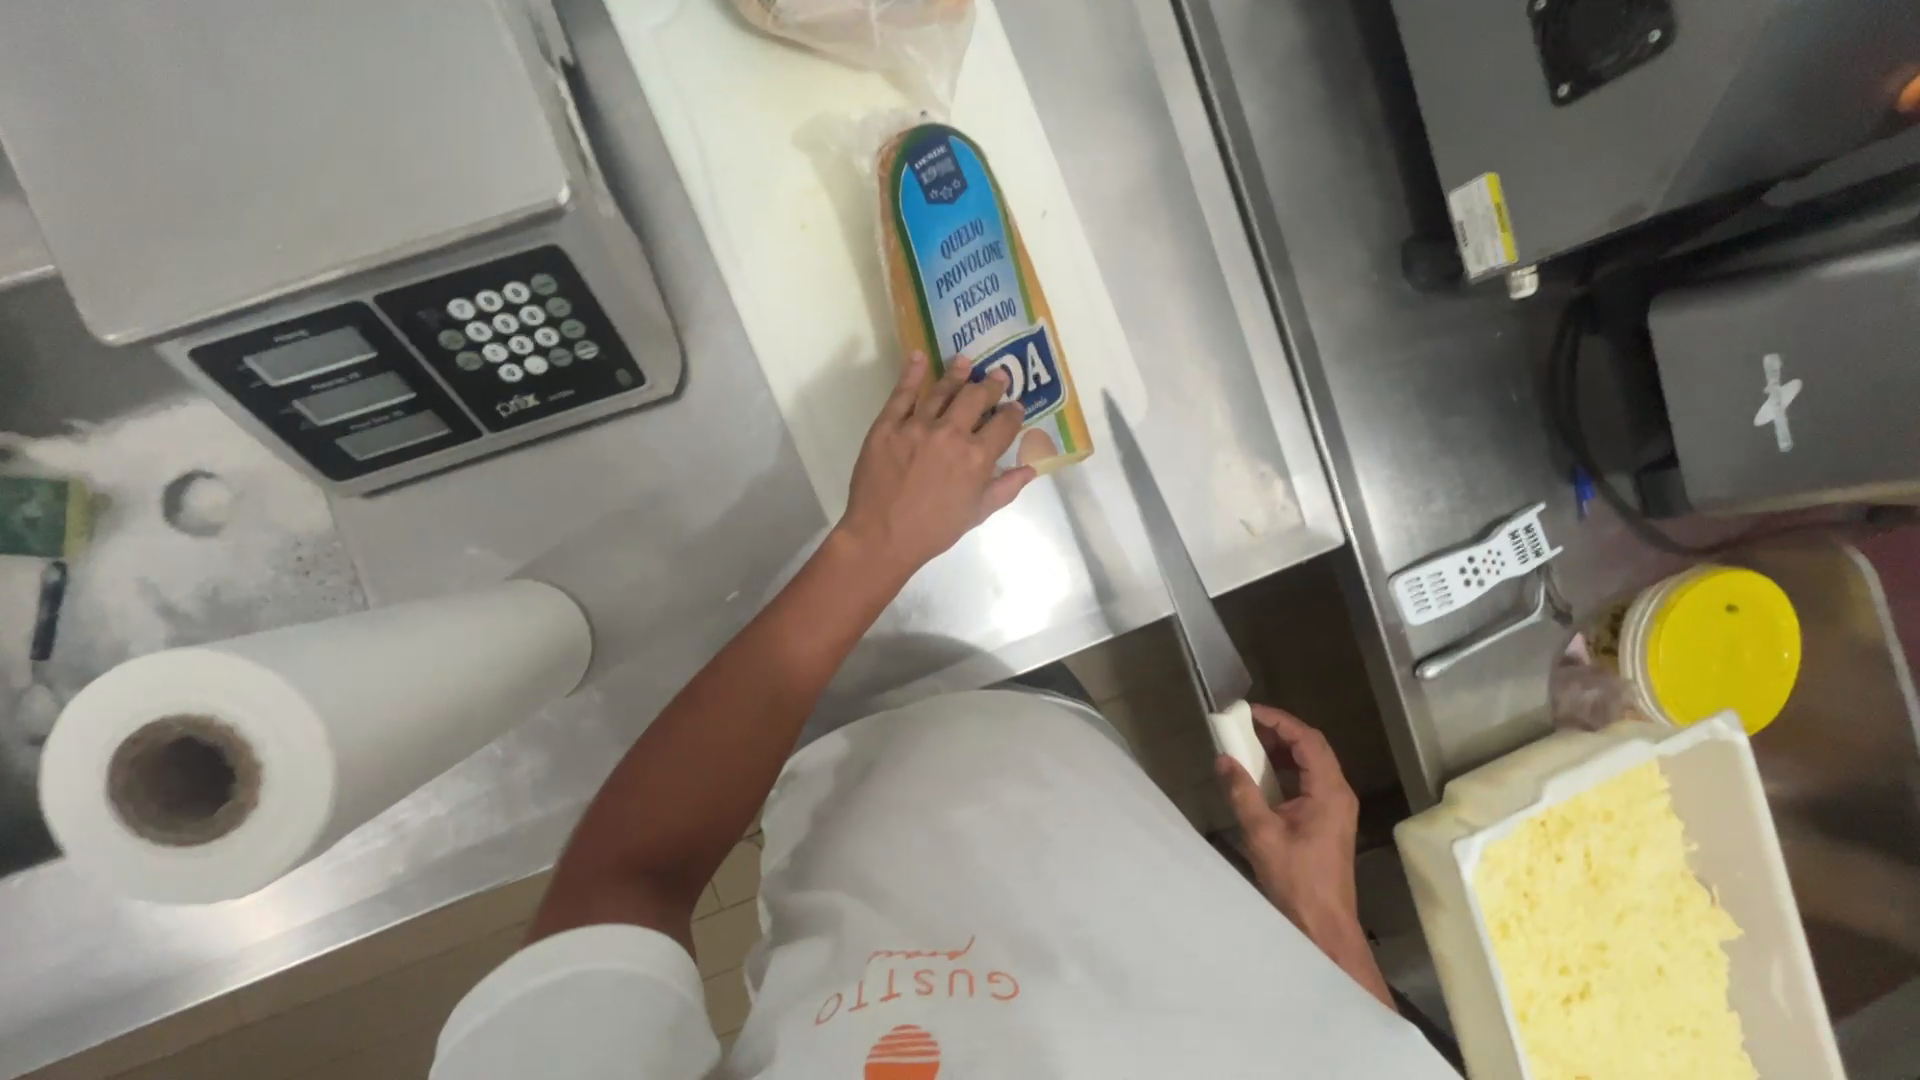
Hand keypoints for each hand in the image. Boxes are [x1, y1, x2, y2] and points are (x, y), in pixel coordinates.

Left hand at [837, 352, 1035, 579]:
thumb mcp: (976, 513)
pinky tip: (918, 358)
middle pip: (976, 397)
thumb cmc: (934, 531)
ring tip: (965, 362)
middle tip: (998, 375)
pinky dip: (911, 374)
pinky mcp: (887, 426)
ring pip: (942, 391)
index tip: (1015, 406)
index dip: (1013, 413)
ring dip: (956, 373)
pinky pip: (902, 394)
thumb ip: (1005, 488)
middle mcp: (951, 434)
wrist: (882, 537)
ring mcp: (917, 426)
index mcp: (977, 458)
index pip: (1003, 424)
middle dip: (991, 385)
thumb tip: (1030, 470)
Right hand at [1220, 706, 1392, 1007]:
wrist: (1323, 924)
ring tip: (1249, 746)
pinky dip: (1286, 770)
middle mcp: (1338, 793)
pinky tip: (1262, 777)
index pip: (1307, 740)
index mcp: (1329, 791)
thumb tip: (1223, 759)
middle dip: (1279, 732)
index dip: (1279, 721)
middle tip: (1245, 727)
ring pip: (1312, 764)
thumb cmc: (1296, 879)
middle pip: (1312, 747)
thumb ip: (1242, 792)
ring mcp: (1336, 807)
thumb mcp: (1262, 833)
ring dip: (1282, 751)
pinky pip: (1310, 781)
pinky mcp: (1329, 820)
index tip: (1250, 713)